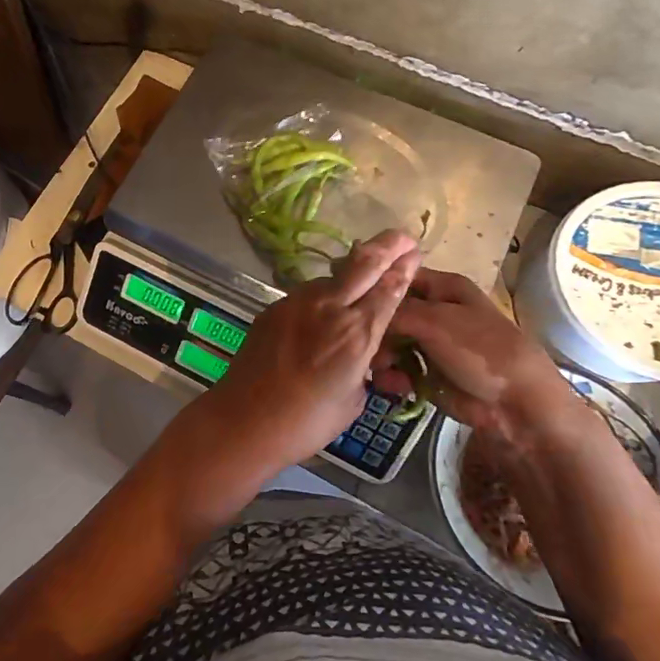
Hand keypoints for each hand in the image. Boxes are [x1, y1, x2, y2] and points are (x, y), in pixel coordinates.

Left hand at [187, 231, 421, 471]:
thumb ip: (366, 365)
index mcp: (358, 333)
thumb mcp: (354, 400)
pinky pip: (309, 292)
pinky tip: (325, 309)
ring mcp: (298, 302)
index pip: (390, 287)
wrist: (245, 420)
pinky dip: (325, 293)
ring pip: (334, 275)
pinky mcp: (275, 307)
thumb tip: (368, 352)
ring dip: (353, 271)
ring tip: (365, 275)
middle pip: (365, 261)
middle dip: (389, 245)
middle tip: (403, 238)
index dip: (405, 267)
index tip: (415, 253)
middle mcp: (330, 307)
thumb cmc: (307, 422)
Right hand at [376, 268, 595, 441]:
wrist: (513, 403)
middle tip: (369, 349)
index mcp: (443, 288)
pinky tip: (395, 387)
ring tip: (383, 373)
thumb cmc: (479, 349)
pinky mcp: (427, 373)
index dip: (374, 288)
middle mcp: (434, 311)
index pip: (397, 278)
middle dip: (375, 332)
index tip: (348, 303)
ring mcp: (430, 343)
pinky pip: (397, 369)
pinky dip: (392, 378)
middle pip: (389, 314)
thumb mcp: (435, 320)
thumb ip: (394, 312)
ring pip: (389, 343)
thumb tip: (361, 310)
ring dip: (381, 358)